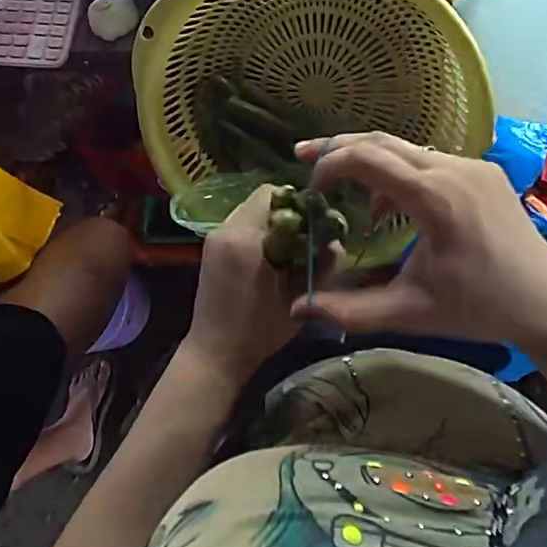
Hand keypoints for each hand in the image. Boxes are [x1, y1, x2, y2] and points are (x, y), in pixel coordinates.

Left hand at [182, 185, 302, 374]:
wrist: (215, 352)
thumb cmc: (258, 330)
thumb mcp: (300, 298)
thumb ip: (320, 264)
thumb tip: (335, 239)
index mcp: (245, 238)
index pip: (273, 194)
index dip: (299, 203)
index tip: (317, 223)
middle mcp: (225, 230)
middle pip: (261, 200)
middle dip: (288, 213)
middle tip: (308, 237)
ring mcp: (214, 238)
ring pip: (250, 213)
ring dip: (272, 224)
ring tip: (291, 250)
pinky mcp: (210, 249)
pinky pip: (240, 227)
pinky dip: (258, 234)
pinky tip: (272, 258)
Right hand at [289, 132, 546, 344]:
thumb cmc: (479, 306)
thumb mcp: (410, 311)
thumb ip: (351, 310)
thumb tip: (298, 309)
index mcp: (435, 197)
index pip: (367, 158)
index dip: (329, 166)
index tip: (310, 190)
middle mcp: (453, 169)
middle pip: (381, 140)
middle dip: (337, 148)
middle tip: (301, 158)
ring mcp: (471, 166)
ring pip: (403, 147)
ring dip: (365, 159)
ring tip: (337, 183)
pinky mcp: (481, 171)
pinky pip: (425, 159)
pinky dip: (394, 170)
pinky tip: (386, 203)